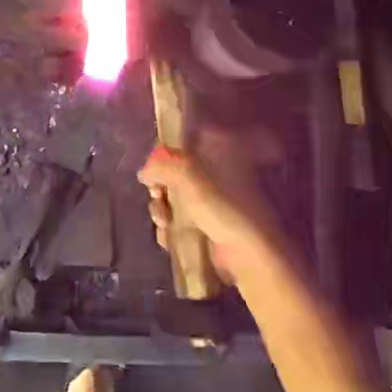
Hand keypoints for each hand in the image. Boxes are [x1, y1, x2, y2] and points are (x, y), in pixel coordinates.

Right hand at [137, 128, 288, 283]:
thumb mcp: (186, 174)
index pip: (188, 139)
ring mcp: (214, 201)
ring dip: (163, 210)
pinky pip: (180, 221)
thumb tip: (145, 172)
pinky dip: (171, 228)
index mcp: (221, 149)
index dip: (167, 152)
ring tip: (164, 222)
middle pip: (177, 171)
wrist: (247, 252)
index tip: (154, 167)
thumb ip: (160, 165)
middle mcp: (219, 171)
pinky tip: (168, 236)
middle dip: (161, 186)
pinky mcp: (209, 226)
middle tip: (157, 195)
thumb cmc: (220, 204)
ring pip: (175, 198)